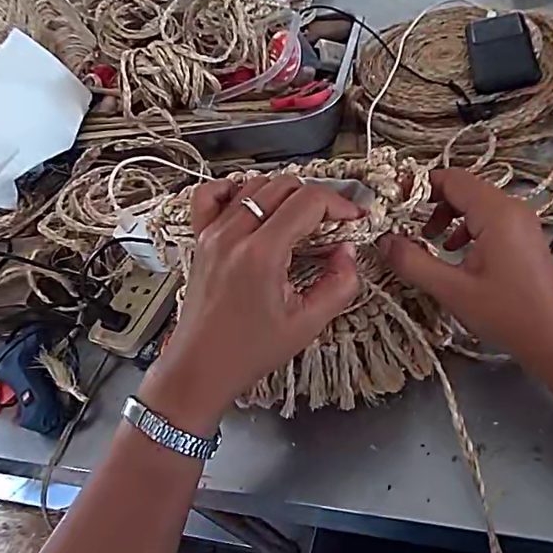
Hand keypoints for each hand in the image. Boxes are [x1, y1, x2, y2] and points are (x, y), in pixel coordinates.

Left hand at [138, 178, 362, 433]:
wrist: (201, 367)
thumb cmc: (249, 351)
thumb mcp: (308, 324)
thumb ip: (339, 285)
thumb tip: (348, 252)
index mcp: (261, 254)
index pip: (308, 201)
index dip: (339, 203)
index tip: (353, 218)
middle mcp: (233, 235)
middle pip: (283, 186)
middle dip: (316, 198)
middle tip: (332, 222)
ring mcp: (212, 234)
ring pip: (253, 185)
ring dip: (284, 194)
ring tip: (301, 219)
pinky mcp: (200, 239)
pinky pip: (211, 195)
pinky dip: (235, 190)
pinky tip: (254, 205)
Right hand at [377, 169, 552, 360]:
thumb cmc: (504, 312)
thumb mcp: (451, 289)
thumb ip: (413, 261)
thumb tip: (382, 241)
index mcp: (496, 212)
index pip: (452, 179)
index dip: (419, 186)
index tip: (394, 204)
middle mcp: (512, 207)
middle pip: (463, 188)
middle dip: (431, 203)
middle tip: (408, 226)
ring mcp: (522, 221)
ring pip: (476, 203)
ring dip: (448, 216)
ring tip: (430, 240)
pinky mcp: (524, 236)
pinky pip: (489, 218)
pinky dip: (467, 227)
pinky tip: (456, 252)